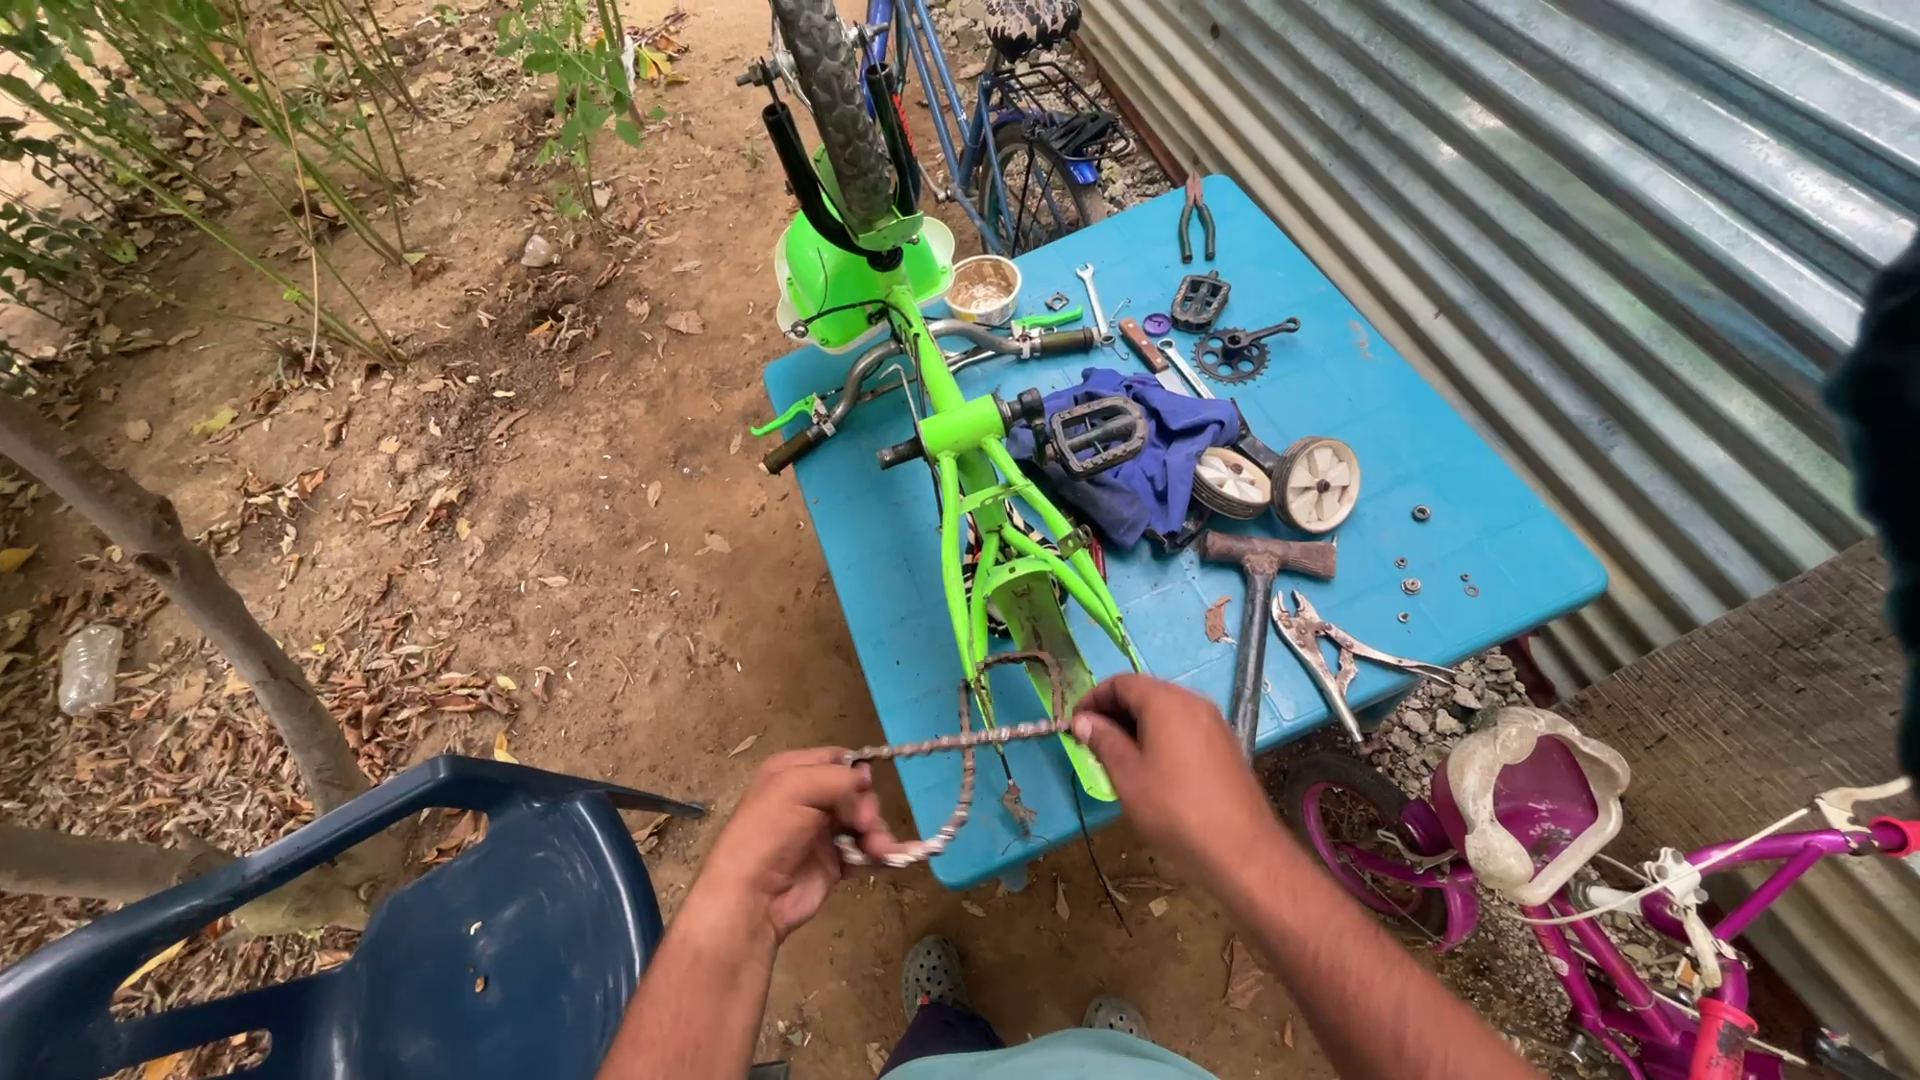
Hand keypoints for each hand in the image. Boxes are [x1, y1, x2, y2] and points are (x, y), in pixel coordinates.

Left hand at [685, 748, 904, 944]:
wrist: (753, 899)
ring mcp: (822, 831)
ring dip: (877, 833)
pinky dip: (881, 852)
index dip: (854, 771)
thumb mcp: (795, 788)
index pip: (836, 759)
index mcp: (792, 772)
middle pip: (856, 792)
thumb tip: (867, 777)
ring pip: (865, 821)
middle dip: (867, 808)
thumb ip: (837, 777)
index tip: (863, 788)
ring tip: (880, 850)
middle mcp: (808, 798)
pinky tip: (892, 858)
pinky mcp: (834, 861)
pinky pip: (866, 849)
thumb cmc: (768, 833)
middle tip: (865, 825)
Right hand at [1071, 675, 1284, 875]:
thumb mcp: (1127, 776)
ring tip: (1117, 755)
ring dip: (1136, 724)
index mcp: (1166, 702)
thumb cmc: (1175, 810)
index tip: (1076, 724)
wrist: (1242, 851)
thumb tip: (1083, 720)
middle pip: (1145, 692)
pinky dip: (1160, 734)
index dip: (1093, 698)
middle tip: (1092, 740)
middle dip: (1114, 711)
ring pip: (1166, 709)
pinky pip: (1184, 726)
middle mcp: (1193, 702)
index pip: (1121, 682)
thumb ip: (1103, 740)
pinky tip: (1151, 765)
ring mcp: (1214, 722)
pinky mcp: (1225, 744)